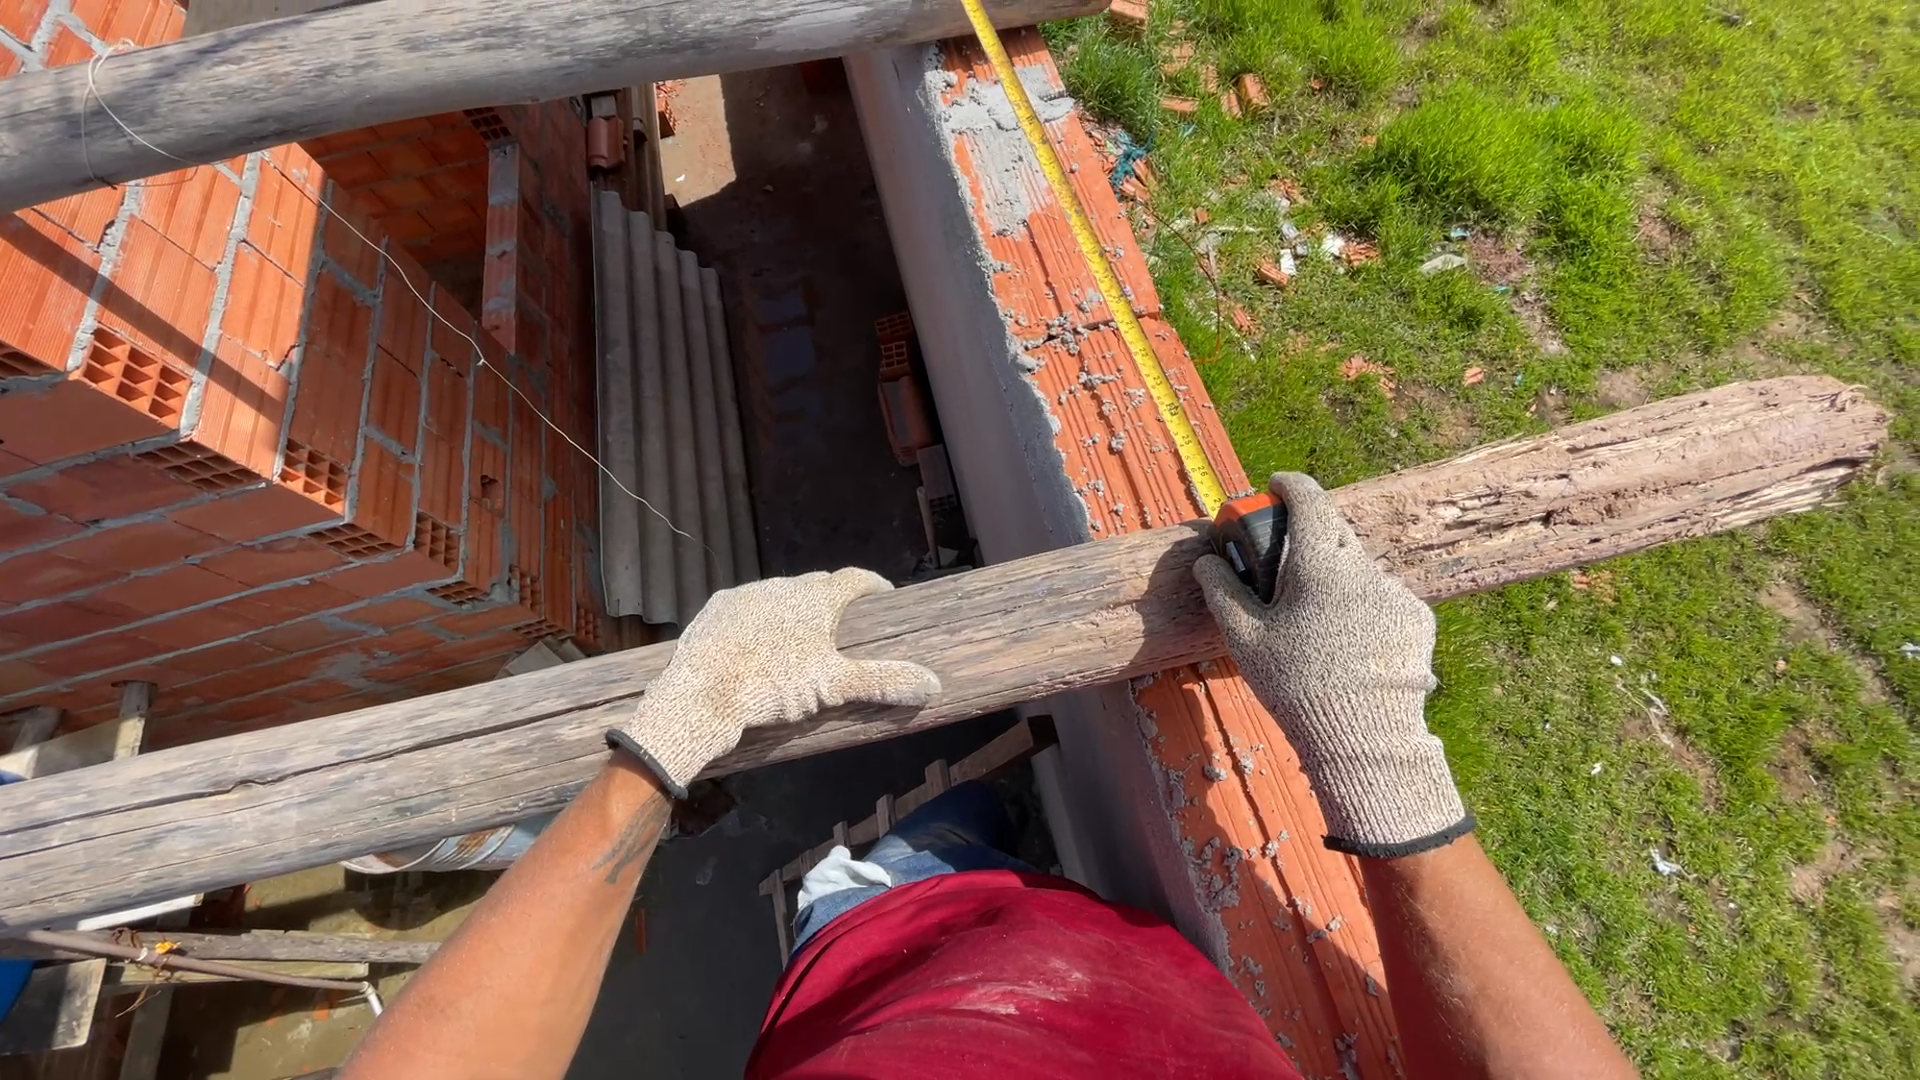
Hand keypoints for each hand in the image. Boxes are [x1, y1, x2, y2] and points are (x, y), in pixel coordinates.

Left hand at [608, 569, 939, 795]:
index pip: (856, 579)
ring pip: (781, 596)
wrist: (702, 696)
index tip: (884, 597)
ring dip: (795, 611)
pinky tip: (757, 645)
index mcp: (816, 597)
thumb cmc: (774, 686)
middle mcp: (783, 585)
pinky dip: (760, 620)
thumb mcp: (835, 687)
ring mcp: (747, 594)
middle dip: (835, 602)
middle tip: (844, 628)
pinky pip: (749, 608)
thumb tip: (932, 683)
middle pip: (819, 586)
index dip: (874, 586)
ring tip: (800, 640)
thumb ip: (883, 681)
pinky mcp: (718, 608)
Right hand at [1193, 473, 1471, 856]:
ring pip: (1357, 565)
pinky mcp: (1417, 618)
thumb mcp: (1244, 638)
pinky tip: (1345, 637)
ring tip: (1314, 615)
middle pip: (1334, 530)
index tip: (1275, 485)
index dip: (1289, 484)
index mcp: (1320, 566)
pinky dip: (1360, 601)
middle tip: (1282, 557)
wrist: (1364, 738)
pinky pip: (1382, 594)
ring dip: (1334, 572)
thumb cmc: (1295, 684)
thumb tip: (1206, 561)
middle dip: (1307, 533)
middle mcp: (1364, 569)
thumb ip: (1221, 590)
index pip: (1310, 500)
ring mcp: (1397, 593)